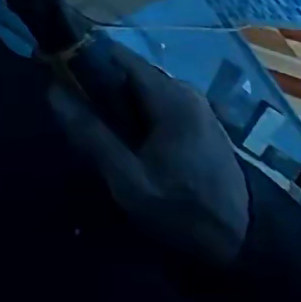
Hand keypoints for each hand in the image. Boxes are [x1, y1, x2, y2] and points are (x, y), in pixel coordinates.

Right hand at [48, 39, 249, 263]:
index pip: (114, 52)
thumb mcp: (129, 179)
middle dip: (94, 81)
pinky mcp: (198, 122)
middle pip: (125, 69)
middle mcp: (182, 88)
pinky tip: (123, 137)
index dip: (80, 53)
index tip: (51, 64)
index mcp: (168, 94)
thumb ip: (91, 133)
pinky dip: (132, 110)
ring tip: (93, 126)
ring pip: (138, 87)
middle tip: (70, 105)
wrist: (249, 248)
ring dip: (113, 98)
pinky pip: (153, 102)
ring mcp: (194, 104)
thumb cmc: (184, 209)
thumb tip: (52, 89)